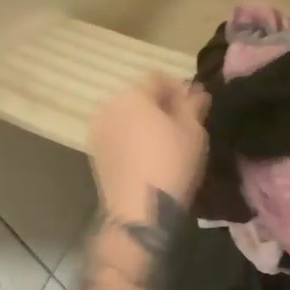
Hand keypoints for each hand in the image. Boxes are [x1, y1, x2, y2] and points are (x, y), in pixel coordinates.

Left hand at [88, 75, 207, 224]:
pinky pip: (116, 135)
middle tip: (181, 125)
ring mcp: (97, 130)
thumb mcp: (193, 131)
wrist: (139, 210)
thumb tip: (196, 92)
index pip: (157, 78)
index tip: (194, 108)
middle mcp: (108, 106)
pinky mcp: (93, 153)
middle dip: (159, 105)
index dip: (178, 89)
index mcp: (132, 94)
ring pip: (125, 116)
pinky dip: (130, 138)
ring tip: (163, 143)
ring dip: (143, 122)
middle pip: (138, 96)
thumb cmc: (172, 164)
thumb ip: (193, 105)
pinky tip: (146, 156)